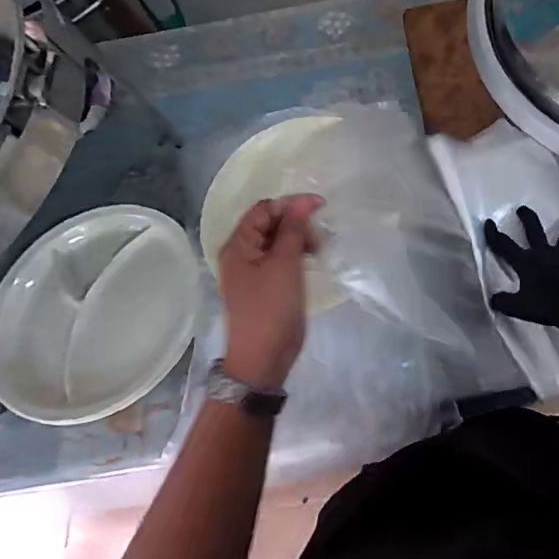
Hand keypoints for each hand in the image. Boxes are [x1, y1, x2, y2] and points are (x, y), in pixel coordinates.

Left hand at [218, 195, 322, 388]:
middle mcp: (240, 254)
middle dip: (295, 223)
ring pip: (276, 241)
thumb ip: (293, 228)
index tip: (320, 208)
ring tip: (316, 252)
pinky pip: (279, 259)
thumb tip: (304, 200)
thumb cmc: (271, 308)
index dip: (290, 204)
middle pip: (269, 223)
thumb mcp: (285, 264)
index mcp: (238, 245)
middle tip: (318, 240)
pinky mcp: (264, 285)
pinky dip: (295, 255)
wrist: (262, 358)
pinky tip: (309, 263)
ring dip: (297, 239)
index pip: (264, 209)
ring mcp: (251, 271)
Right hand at [483, 205, 558, 361]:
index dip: (494, 234)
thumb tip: (492, 300)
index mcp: (527, 262)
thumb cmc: (547, 306)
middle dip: (527, 218)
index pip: (505, 246)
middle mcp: (545, 253)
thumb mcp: (520, 308)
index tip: (489, 222)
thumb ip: (505, 303)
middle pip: (534, 230)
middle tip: (523, 208)